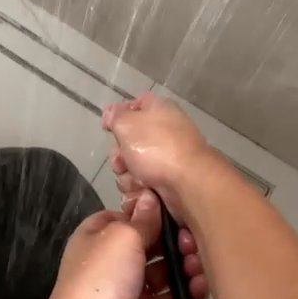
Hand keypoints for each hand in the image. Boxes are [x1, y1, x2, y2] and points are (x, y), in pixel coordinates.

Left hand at [36, 191, 206, 298]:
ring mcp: (128, 291)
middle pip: (150, 244)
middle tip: (196, 242)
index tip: (180, 209)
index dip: (152, 213)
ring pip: (163, 274)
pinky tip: (203, 287)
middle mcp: (113, 261)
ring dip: (184, 267)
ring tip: (201, 264)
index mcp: (99, 236)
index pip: (129, 217)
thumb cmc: (102, 279)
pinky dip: (186, 294)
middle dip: (174, 241)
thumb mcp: (122, 237)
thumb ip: (142, 219)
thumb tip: (150, 195)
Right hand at [100, 94, 222, 221]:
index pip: (135, 106)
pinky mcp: (168, 184)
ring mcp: (167, 160)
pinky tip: (145, 192)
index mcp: (159, 110)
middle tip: (122, 163)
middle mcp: (164, 133)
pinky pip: (142, 186)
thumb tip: (111, 113)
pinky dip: (139, 192)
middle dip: (119, 157)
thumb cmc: (156, 147)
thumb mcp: (127, 123)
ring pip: (131, 168)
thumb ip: (115, 115)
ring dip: (128, 177)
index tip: (108, 127)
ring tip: (138, 180)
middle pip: (128, 143)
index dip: (118, 116)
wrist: (189, 183)